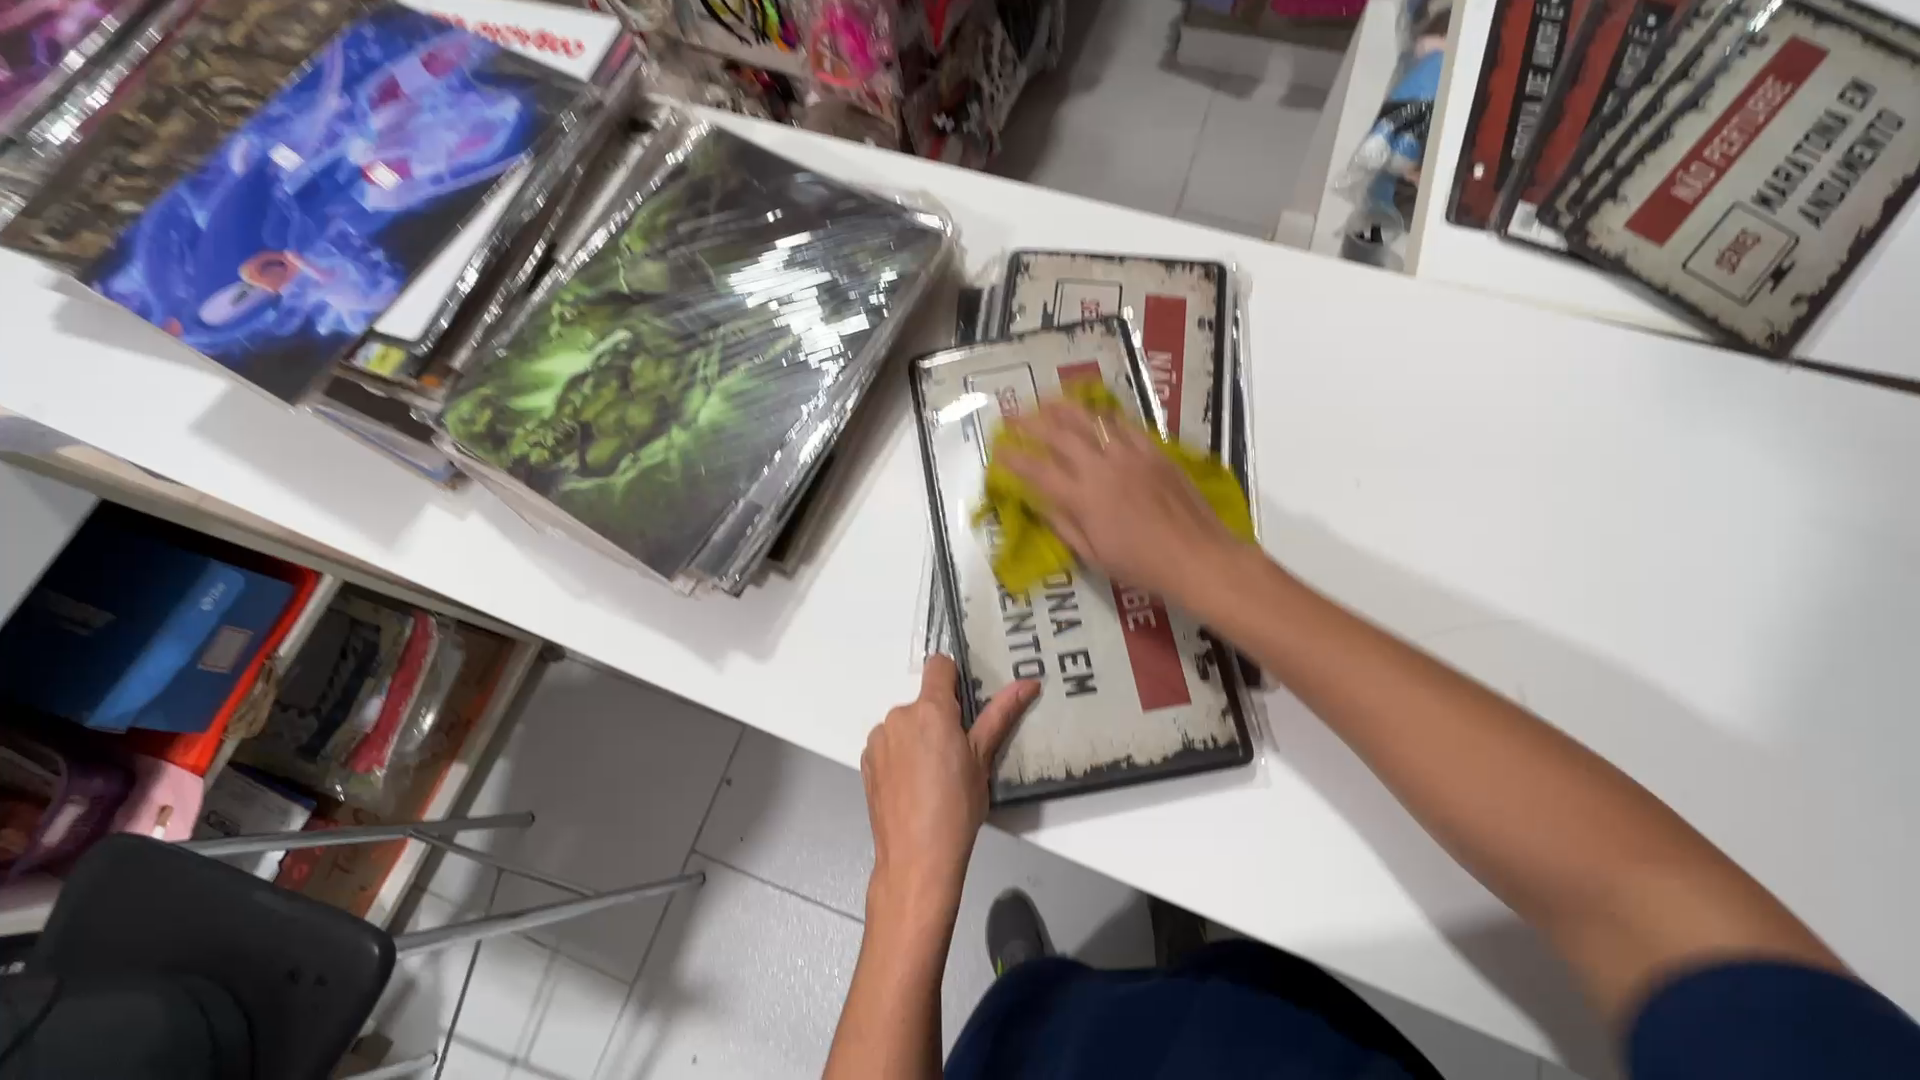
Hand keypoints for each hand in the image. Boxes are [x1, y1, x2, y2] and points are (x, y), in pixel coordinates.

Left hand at [861, 656, 1038, 925]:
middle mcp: (898, 716)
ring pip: (904, 725)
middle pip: (923, 701)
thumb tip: (1029, 682)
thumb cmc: (957, 807)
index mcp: (930, 710)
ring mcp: (878, 740)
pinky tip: (913, 786)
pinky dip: (900, 756)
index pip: (938, 666)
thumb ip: (1001, 714)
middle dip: (938, 719)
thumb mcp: (983, 759)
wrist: (916, 857)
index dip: (953, 678)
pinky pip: (888, 746)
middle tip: (956, 754)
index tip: (964, 704)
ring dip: (917, 738)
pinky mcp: (867, 762)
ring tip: (933, 776)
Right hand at [1001, 401, 1241, 604]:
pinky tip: (1096, 414)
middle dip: (1029, 423)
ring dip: (1063, 409)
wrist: (1197, 556)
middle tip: (1012, 417)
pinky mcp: (1154, 452)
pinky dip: (1104, 416)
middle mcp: (1101, 468)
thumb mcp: (1094, 556)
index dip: (1014, 460)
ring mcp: (1130, 455)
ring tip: (1046, 401)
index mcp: (1083, 498)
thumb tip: (1042, 505)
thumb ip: (1065, 526)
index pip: (1038, 471)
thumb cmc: (1142, 566)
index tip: (998, 451)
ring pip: (1090, 420)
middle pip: (1058, 435)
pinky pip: (1124, 425)